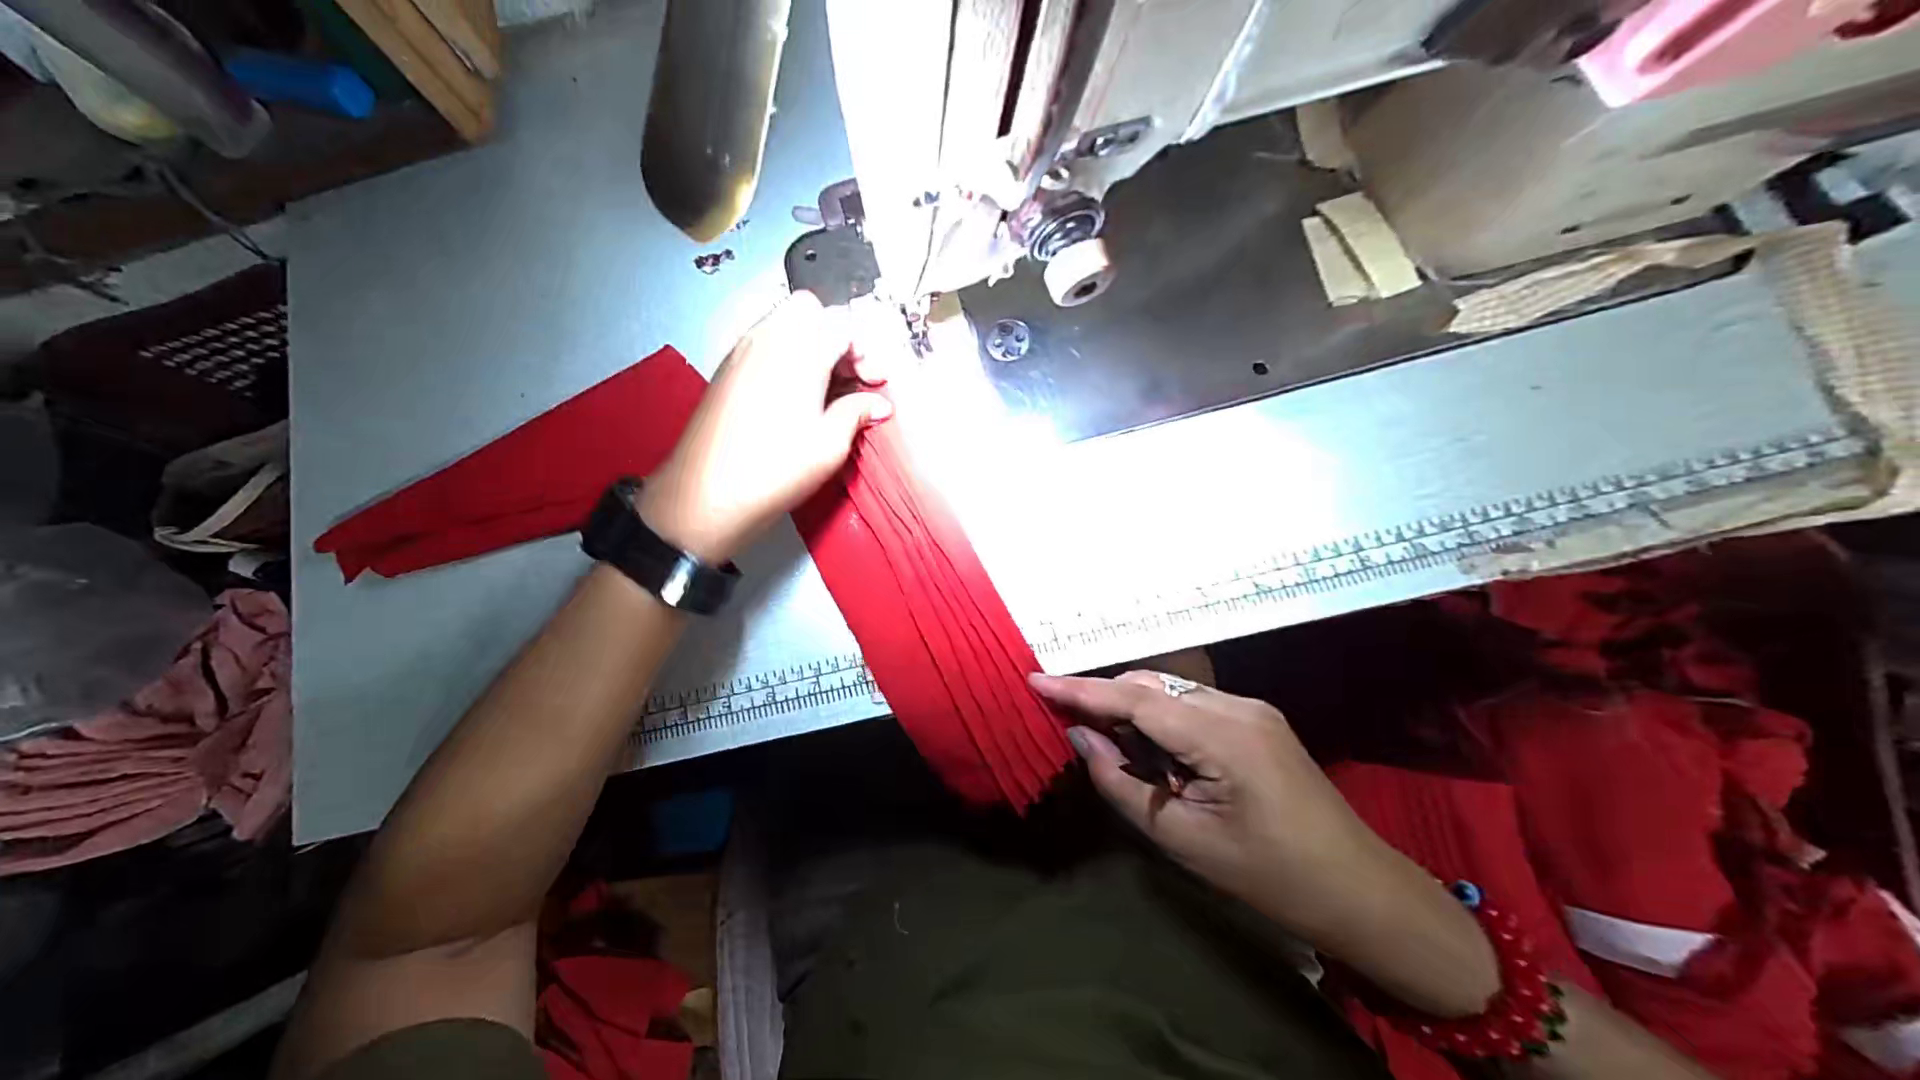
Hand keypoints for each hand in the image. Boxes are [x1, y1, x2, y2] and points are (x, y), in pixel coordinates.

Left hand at [639, 292, 891, 562]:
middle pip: (808, 310)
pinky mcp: (725, 370)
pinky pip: (762, 343)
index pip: (841, 325)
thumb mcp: (829, 445)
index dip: (863, 351)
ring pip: (783, 322)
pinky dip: (784, 356)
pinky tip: (792, 397)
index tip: (872, 382)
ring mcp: (741, 351)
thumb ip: (856, 413)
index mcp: (800, 352)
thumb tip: (878, 404)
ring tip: (822, 390)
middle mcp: (767, 339)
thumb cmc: (775, 469)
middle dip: (833, 335)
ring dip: (809, 344)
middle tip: (846, 376)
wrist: (705, 495)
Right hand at [1031, 670, 1499, 1016]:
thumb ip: (1123, 783)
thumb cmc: (1269, 876)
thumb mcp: (1183, 839)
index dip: (1080, 689)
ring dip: (1131, 704)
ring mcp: (1253, 709)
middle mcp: (1237, 706)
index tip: (1035, 680)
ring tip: (1099, 732)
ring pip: (1171, 690)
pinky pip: (1193, 704)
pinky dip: (1159, 715)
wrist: (1359, 889)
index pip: (1135, 698)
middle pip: (1151, 685)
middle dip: (1103, 694)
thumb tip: (1082, 739)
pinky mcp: (1259, 719)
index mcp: (1222, 736)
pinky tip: (1146, 743)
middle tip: (1060, 713)